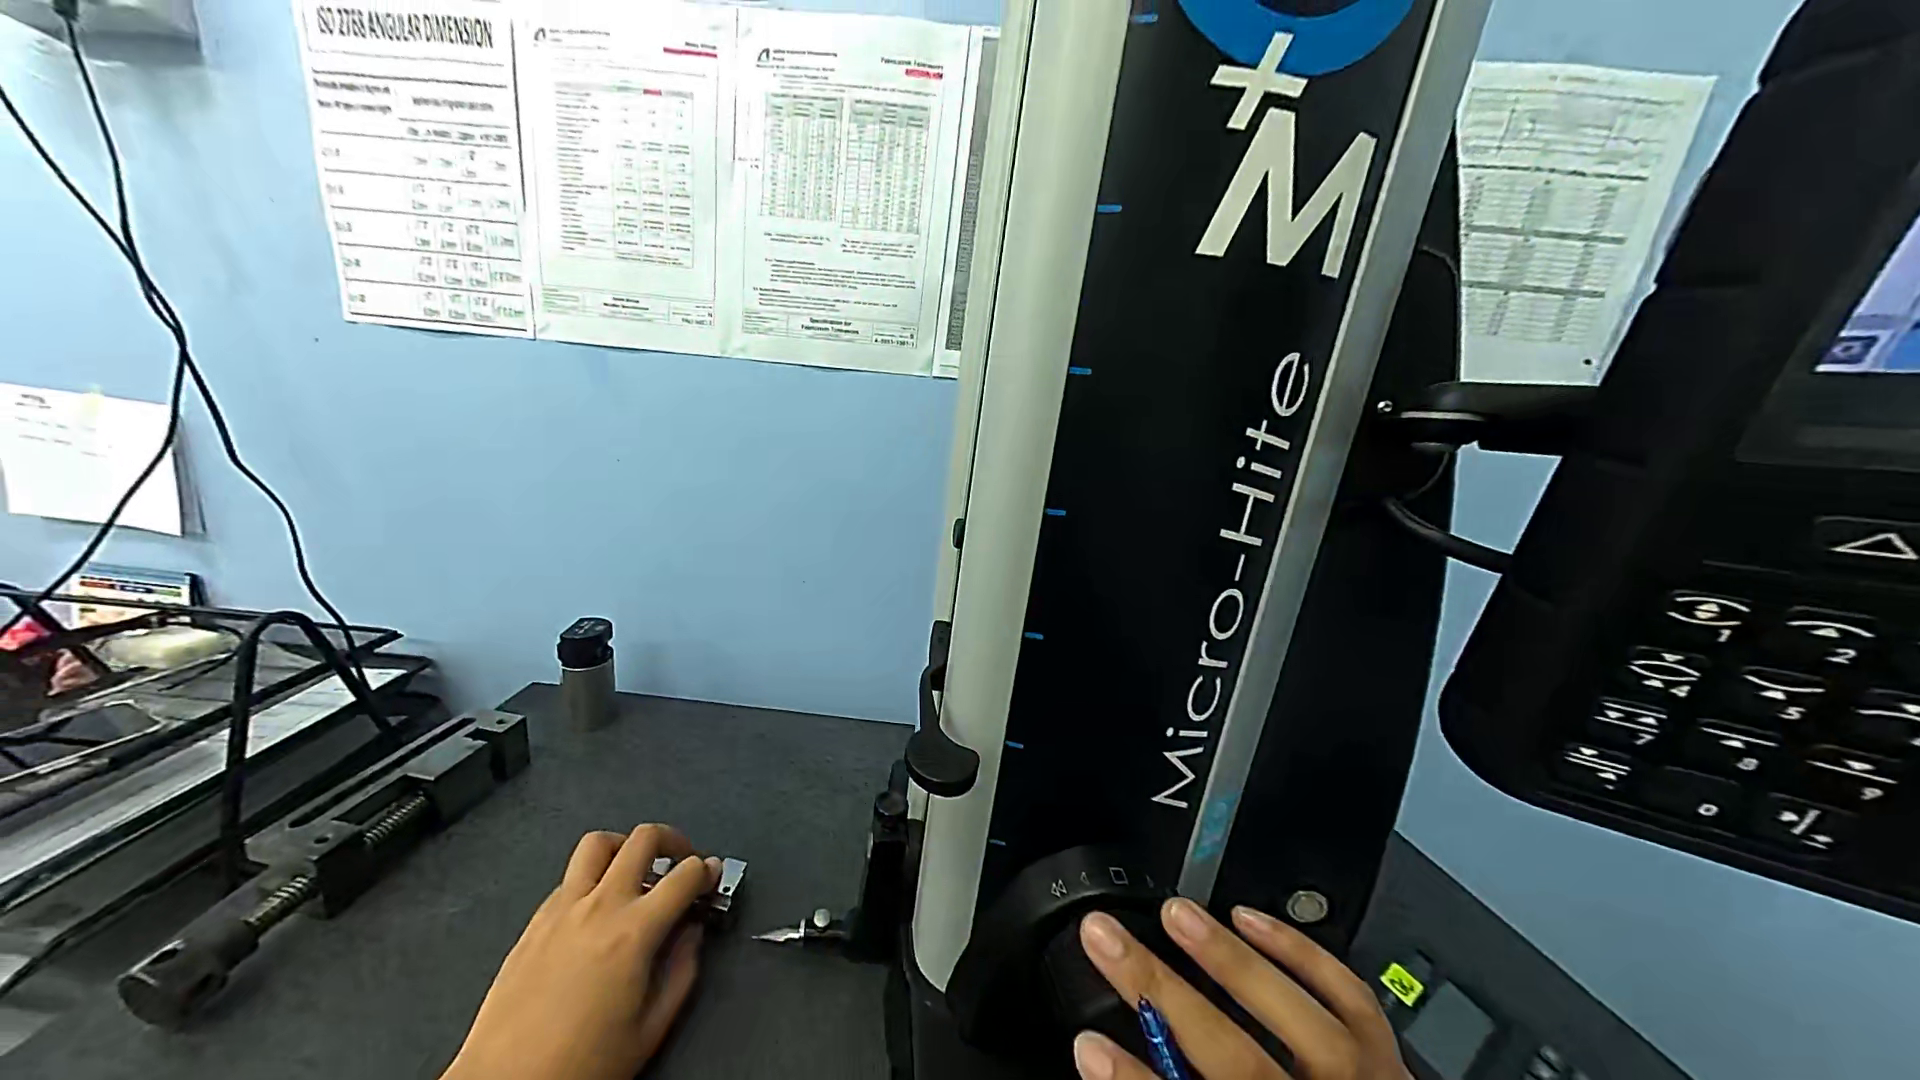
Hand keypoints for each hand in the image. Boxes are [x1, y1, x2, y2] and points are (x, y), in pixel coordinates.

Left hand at [443, 825, 720, 1079]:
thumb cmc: (576, 1066)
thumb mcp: (652, 1027)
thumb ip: (683, 969)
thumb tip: (692, 934)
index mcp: (634, 932)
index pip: (686, 873)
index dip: (707, 869)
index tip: (711, 876)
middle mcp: (599, 909)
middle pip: (644, 837)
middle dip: (673, 839)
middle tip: (681, 859)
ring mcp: (562, 911)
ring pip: (598, 843)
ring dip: (625, 847)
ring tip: (636, 866)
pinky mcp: (533, 924)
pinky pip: (568, 878)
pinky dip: (592, 878)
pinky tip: (598, 906)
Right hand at [1073, 900, 1408, 1079]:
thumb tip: (1108, 1062)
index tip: (1089, 1048)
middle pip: (1238, 1064)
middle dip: (1160, 991)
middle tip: (1103, 937)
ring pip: (1302, 1025)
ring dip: (1229, 960)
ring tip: (1176, 913)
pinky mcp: (1389, 1065)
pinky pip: (1350, 1000)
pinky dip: (1297, 953)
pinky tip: (1248, 920)